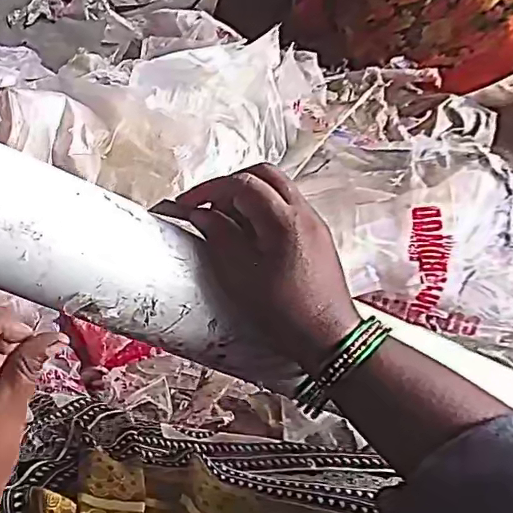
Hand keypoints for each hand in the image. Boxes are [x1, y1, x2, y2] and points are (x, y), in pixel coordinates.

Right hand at [155, 164, 359, 371]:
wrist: (326, 337)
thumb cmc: (281, 309)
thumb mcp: (238, 272)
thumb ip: (217, 234)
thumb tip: (198, 213)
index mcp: (283, 220)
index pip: (241, 184)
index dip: (207, 190)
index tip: (185, 205)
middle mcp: (304, 213)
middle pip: (263, 175)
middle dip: (227, 184)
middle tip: (203, 205)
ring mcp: (314, 223)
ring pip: (276, 188)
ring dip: (244, 196)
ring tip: (221, 220)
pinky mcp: (316, 236)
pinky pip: (285, 206)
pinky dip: (260, 209)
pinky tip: (244, 234)